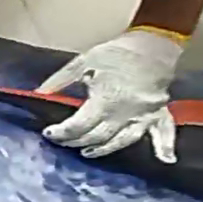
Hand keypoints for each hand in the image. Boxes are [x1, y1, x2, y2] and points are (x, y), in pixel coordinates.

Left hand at [36, 28, 180, 161]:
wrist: (155, 41)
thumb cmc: (116, 52)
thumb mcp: (81, 63)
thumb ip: (58, 81)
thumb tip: (37, 94)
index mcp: (109, 99)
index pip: (80, 125)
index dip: (61, 133)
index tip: (48, 133)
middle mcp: (130, 110)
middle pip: (99, 136)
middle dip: (76, 141)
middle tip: (61, 141)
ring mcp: (148, 111)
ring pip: (125, 139)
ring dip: (105, 149)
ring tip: (87, 153)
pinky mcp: (160, 109)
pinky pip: (165, 130)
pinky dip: (165, 145)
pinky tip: (165, 160)